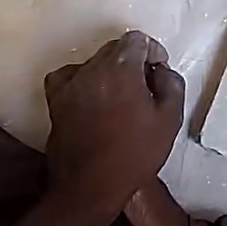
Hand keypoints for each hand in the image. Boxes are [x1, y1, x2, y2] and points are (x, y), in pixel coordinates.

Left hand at [41, 30, 185, 213]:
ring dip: (109, 72)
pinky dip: (83, 81)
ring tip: (120, 100)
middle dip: (132, 61)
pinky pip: (70, 76)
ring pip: (94, 62)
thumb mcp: (168, 121)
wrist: (90, 185)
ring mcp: (70, 82)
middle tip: (144, 88)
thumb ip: (171, 85)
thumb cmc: (133, 155)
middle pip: (115, 49)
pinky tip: (92, 98)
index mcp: (120, 69)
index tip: (158, 71)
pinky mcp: (55, 98)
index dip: (152, 52)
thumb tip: (161, 70)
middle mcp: (92, 68)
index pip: (136, 40)